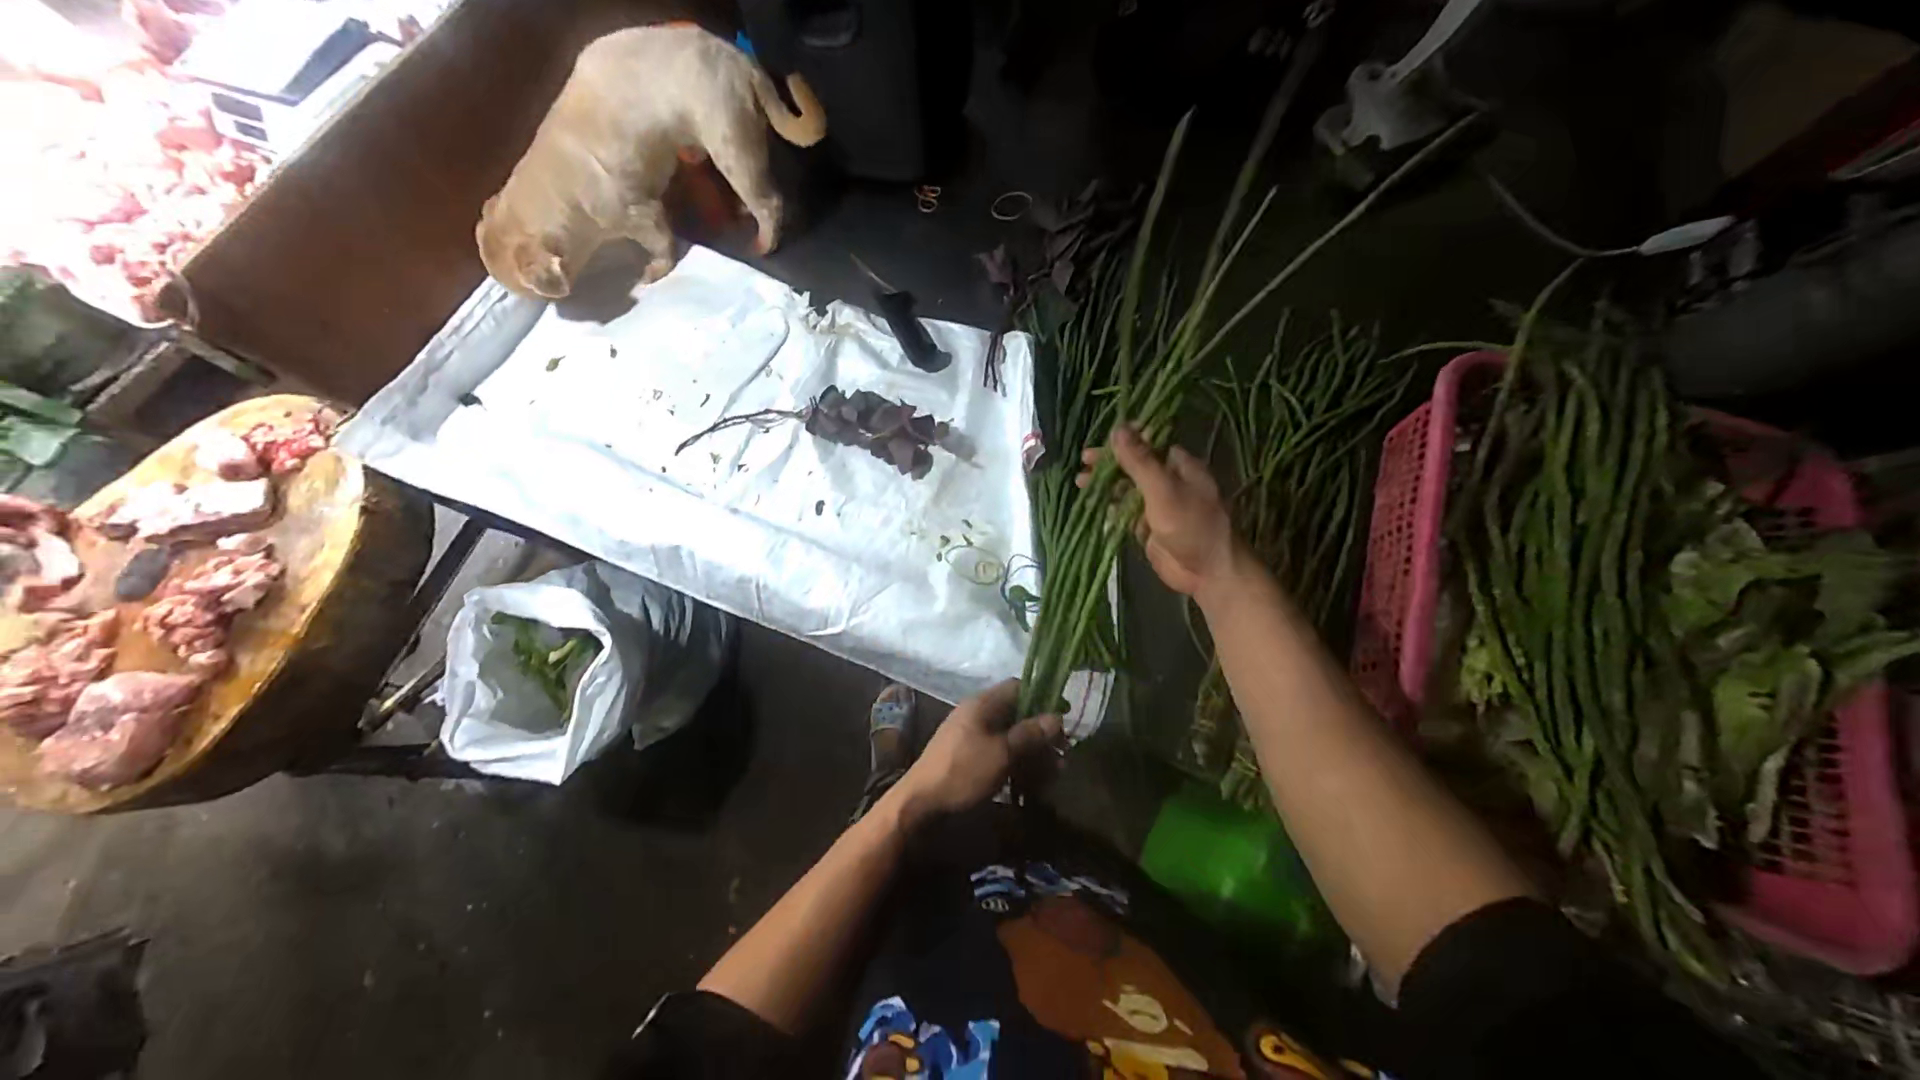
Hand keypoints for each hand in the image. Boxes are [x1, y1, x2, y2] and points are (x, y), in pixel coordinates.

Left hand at [894, 680, 1061, 820]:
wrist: (920, 803)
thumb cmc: (962, 772)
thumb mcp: (1001, 753)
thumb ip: (1029, 733)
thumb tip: (1056, 716)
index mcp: (981, 704)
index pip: (1017, 687)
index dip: (1043, 697)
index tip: (1064, 715)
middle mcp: (976, 714)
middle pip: (1016, 714)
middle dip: (1042, 732)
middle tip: (1063, 752)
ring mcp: (971, 736)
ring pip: (1010, 736)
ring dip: (1033, 752)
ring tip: (1054, 772)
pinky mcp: (969, 757)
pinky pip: (999, 753)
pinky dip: (1017, 763)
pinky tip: (1031, 781)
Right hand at [1079, 424, 1240, 597]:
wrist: (1207, 571)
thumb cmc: (1190, 525)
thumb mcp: (1162, 489)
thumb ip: (1139, 460)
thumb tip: (1118, 429)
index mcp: (1180, 465)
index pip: (1150, 442)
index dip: (1127, 438)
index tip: (1103, 438)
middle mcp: (1169, 481)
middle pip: (1135, 464)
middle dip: (1110, 462)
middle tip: (1085, 460)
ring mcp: (1158, 505)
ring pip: (1128, 488)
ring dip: (1106, 484)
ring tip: (1081, 482)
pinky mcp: (1149, 526)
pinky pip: (1126, 511)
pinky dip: (1111, 506)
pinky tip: (1095, 504)